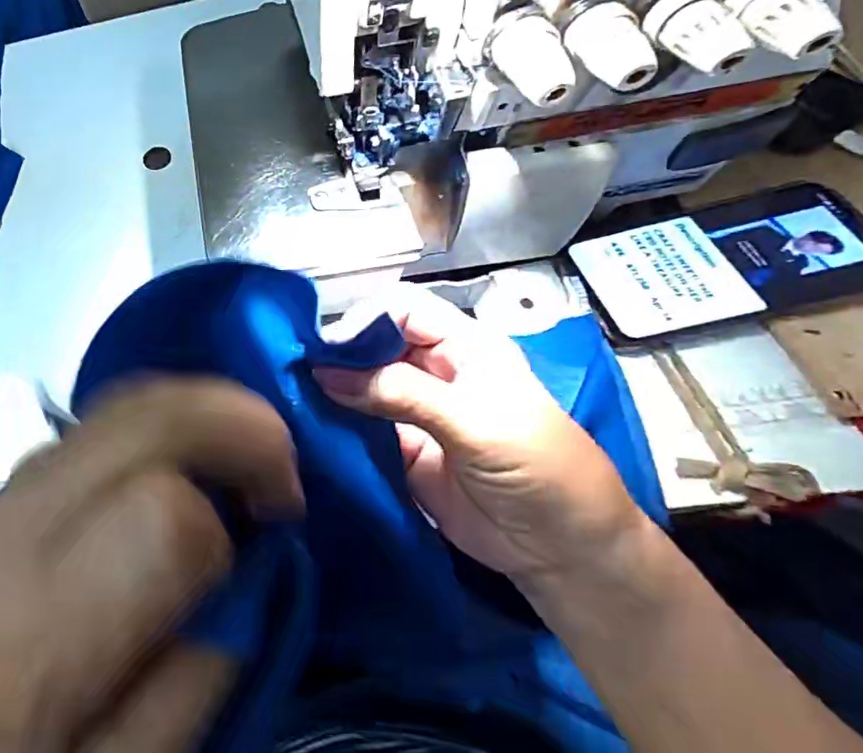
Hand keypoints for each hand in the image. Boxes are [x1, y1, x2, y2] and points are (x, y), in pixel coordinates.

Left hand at [0, 378, 303, 752]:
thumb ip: (187, 687)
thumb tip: (244, 588)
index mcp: (42, 624)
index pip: (164, 515)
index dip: (227, 530)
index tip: (259, 553)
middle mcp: (18, 528)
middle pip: (143, 417)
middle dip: (231, 421)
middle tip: (280, 471)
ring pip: (113, 406)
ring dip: (194, 412)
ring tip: (238, 460)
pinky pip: (85, 429)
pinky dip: (150, 425)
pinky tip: (173, 464)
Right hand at [314, 285, 648, 584]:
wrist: (565, 554)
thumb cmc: (539, 471)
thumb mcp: (476, 422)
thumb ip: (402, 393)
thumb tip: (325, 373)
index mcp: (464, 346)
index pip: (403, 310)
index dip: (365, 320)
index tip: (328, 350)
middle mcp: (435, 369)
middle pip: (377, 342)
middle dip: (342, 352)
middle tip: (301, 371)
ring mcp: (416, 409)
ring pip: (363, 382)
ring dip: (334, 386)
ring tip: (297, 393)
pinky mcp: (401, 447)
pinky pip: (360, 425)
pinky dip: (337, 422)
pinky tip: (313, 423)